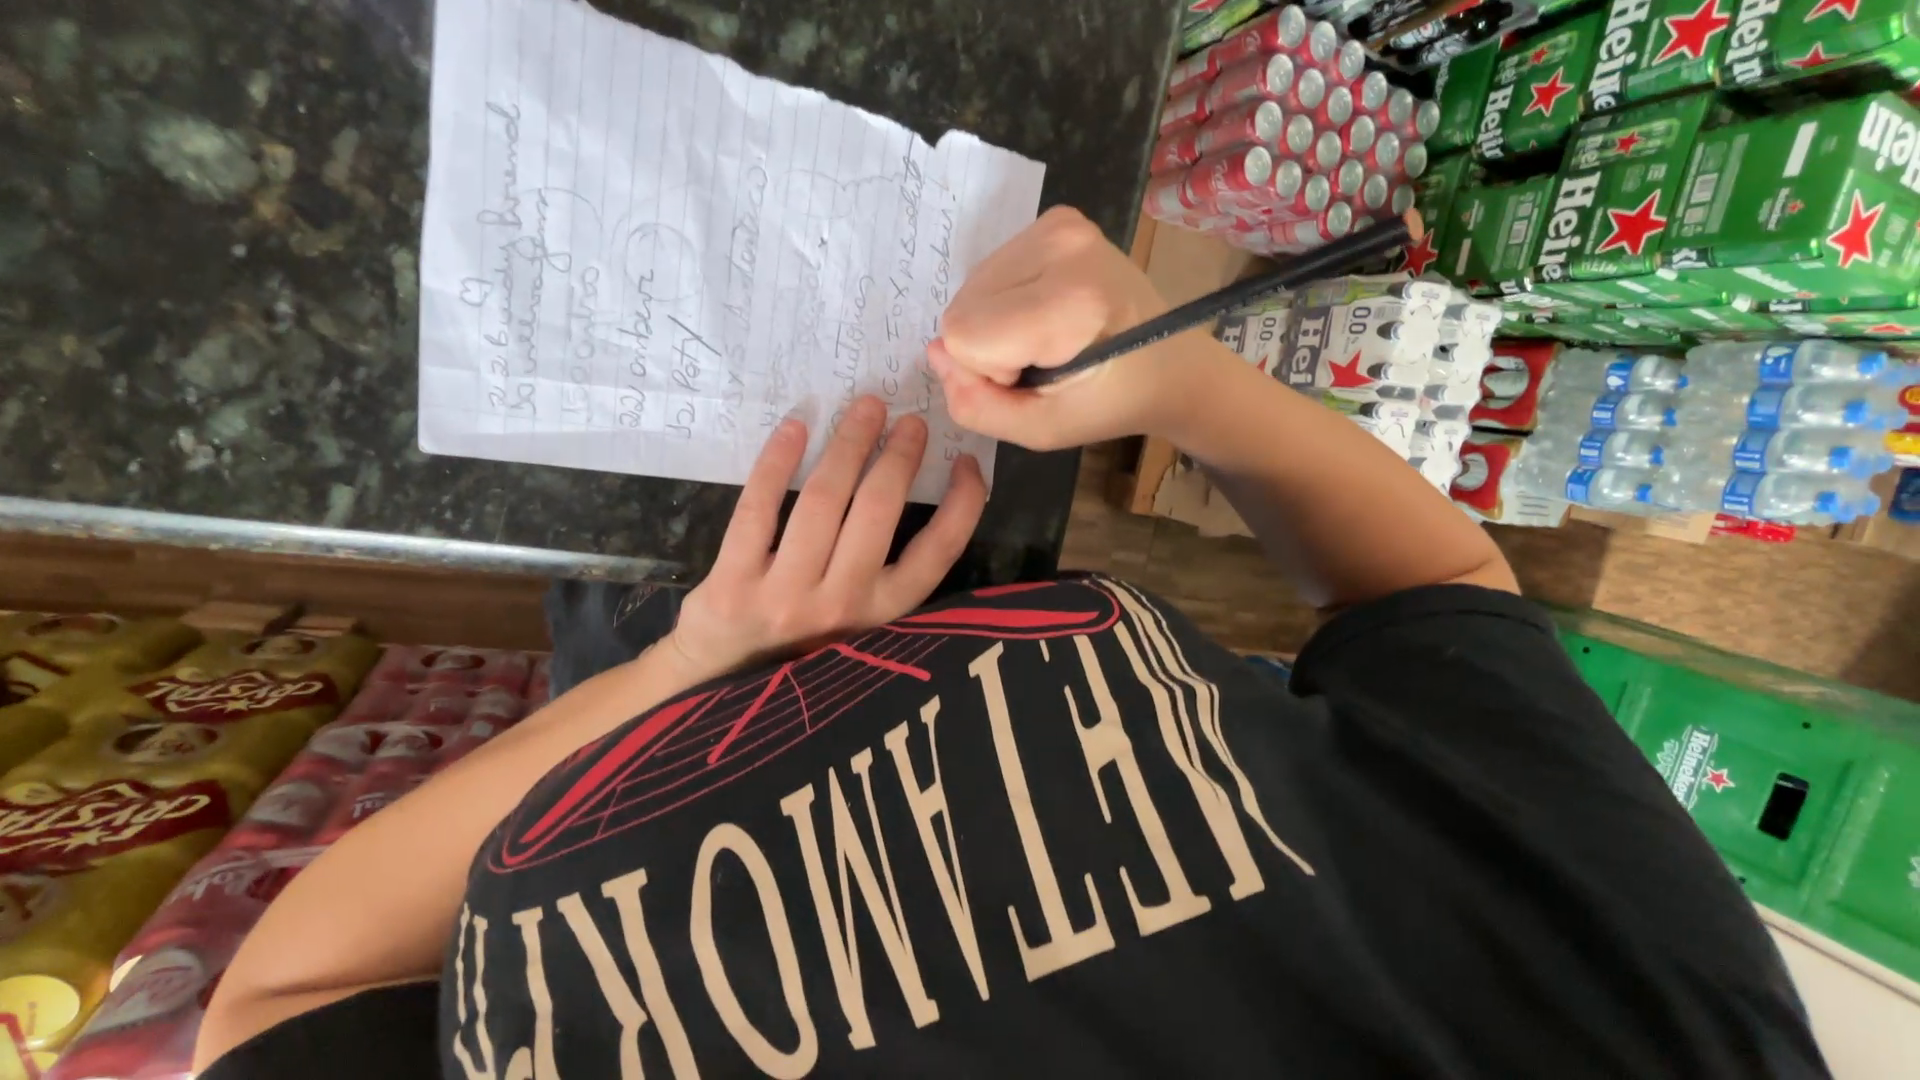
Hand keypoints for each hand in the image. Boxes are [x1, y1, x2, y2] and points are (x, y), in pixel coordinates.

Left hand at [664, 395, 987, 681]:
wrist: (717, 693)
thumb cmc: (801, 652)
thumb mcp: (860, 628)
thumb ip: (884, 576)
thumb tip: (908, 490)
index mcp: (882, 617)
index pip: (937, 552)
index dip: (961, 503)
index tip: (964, 462)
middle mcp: (842, 606)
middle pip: (880, 510)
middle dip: (899, 455)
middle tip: (907, 419)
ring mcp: (784, 596)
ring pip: (824, 501)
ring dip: (849, 443)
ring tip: (866, 409)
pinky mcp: (733, 585)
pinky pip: (757, 509)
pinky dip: (777, 463)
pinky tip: (795, 427)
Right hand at [929, 205, 1224, 450]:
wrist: (1169, 363)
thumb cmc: (1110, 403)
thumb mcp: (1043, 429)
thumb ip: (977, 406)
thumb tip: (936, 353)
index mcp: (1070, 300)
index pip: (964, 334)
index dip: (988, 370)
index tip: (1035, 378)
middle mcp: (1063, 243)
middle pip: (962, 308)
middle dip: (989, 346)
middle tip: (1043, 361)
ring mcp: (1059, 223)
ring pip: (971, 288)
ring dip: (997, 323)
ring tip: (1049, 338)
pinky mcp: (1056, 218)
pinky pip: (991, 270)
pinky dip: (1007, 300)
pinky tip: (1047, 313)